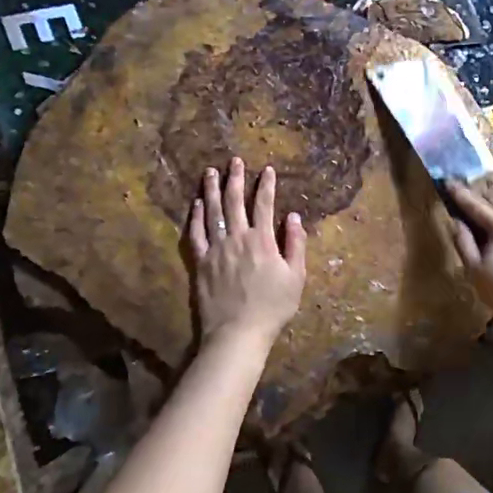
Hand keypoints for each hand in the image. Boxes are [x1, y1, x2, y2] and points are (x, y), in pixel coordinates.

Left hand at [186, 158, 307, 343]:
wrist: (238, 332)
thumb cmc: (272, 307)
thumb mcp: (295, 278)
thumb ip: (295, 245)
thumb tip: (294, 217)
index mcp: (263, 241)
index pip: (264, 205)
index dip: (266, 185)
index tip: (267, 169)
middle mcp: (237, 238)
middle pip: (235, 202)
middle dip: (236, 179)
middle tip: (235, 161)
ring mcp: (216, 249)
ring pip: (213, 212)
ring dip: (212, 190)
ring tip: (211, 172)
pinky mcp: (200, 262)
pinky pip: (196, 233)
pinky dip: (196, 216)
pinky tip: (197, 204)